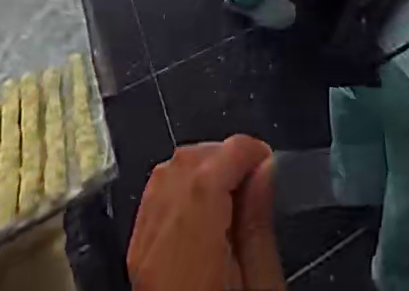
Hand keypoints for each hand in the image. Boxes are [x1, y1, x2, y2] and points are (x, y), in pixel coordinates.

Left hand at [129, 136, 282, 290]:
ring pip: (166, 172)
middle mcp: (155, 245)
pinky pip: (155, 195)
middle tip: (257, 179)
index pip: (208, 173)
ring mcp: (140, 250)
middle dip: (225, 155)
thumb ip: (258, 226)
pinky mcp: (137, 256)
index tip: (270, 162)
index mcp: (189, 256)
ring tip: (235, 190)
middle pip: (184, 164)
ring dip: (204, 165)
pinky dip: (183, 183)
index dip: (242, 152)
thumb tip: (264, 166)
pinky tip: (208, 206)